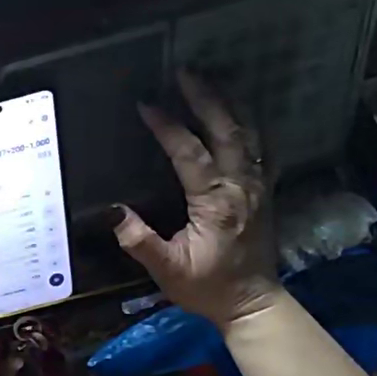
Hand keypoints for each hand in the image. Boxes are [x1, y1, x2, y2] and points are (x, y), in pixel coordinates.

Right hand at [114, 72, 283, 329]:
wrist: (251, 302)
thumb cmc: (206, 287)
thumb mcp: (167, 270)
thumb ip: (140, 241)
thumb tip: (113, 212)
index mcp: (215, 203)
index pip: (190, 154)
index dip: (168, 127)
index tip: (147, 105)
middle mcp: (240, 186)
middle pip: (228, 131)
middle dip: (207, 98)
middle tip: (186, 73)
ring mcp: (256, 186)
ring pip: (250, 133)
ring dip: (231, 104)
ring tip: (212, 82)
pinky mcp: (263, 190)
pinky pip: (261, 147)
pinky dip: (250, 124)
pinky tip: (239, 114)